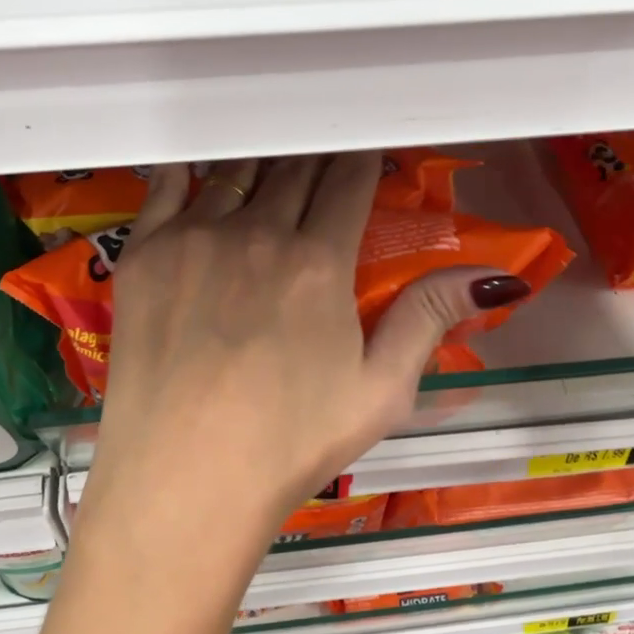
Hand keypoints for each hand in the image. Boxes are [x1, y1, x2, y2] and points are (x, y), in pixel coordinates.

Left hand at [96, 152, 531, 526]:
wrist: (182, 480)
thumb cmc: (288, 443)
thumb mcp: (379, 391)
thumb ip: (428, 318)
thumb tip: (490, 275)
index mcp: (317, 260)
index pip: (348, 180)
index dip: (362, 159)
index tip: (366, 153)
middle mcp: (256, 231)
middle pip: (294, 168)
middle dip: (316, 156)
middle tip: (323, 157)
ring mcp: (192, 237)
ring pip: (237, 171)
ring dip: (263, 161)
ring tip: (272, 162)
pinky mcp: (143, 251)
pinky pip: (168, 185)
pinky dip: (193, 168)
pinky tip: (203, 168)